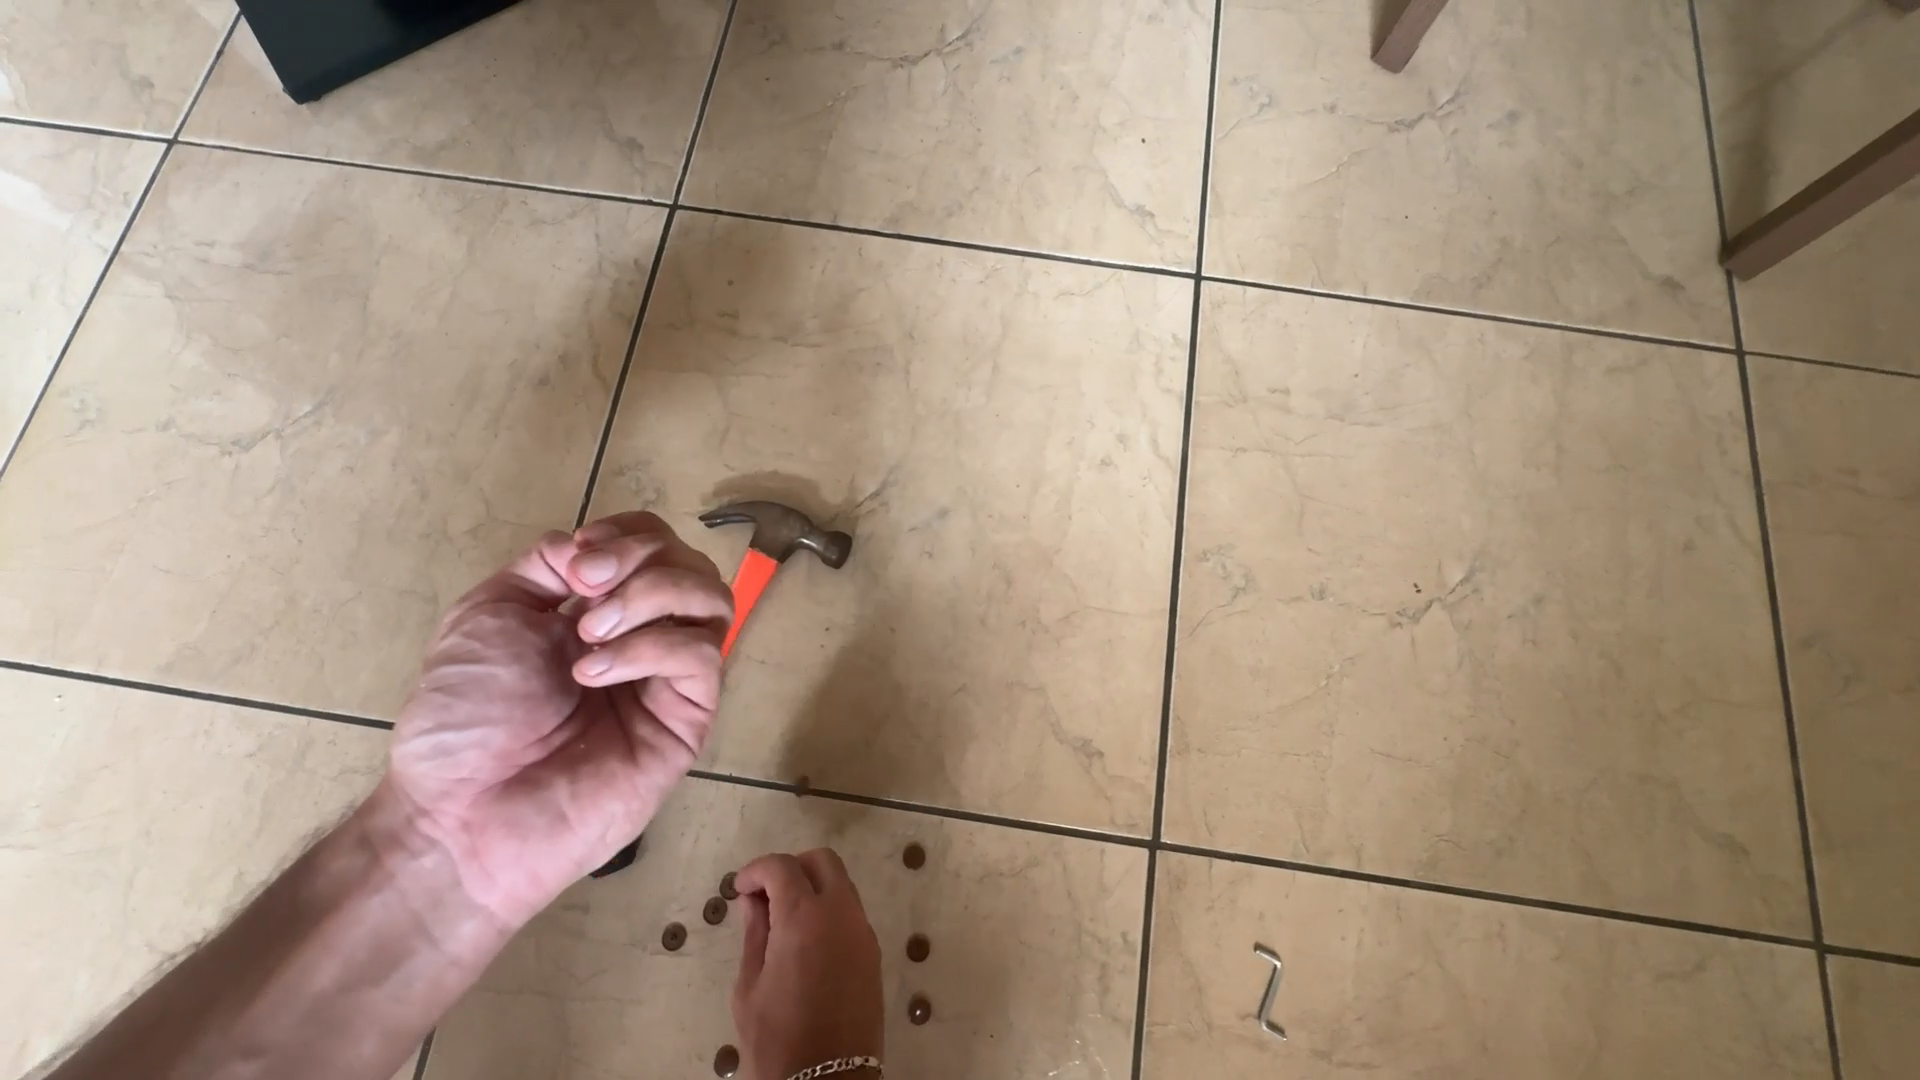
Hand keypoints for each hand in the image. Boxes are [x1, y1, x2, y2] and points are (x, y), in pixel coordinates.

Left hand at [381, 511, 731, 927]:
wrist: (463, 810)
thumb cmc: (468, 716)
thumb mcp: (491, 612)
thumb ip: (545, 565)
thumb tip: (592, 547)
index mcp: (602, 609)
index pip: (655, 546)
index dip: (629, 535)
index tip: (578, 563)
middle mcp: (646, 634)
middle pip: (691, 564)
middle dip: (640, 558)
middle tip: (586, 588)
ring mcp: (670, 677)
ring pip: (712, 602)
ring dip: (654, 594)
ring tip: (591, 632)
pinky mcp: (688, 717)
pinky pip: (700, 656)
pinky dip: (649, 647)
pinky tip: (594, 672)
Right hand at [732, 849, 885, 1079]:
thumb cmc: (777, 1040)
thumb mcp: (750, 987)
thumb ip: (755, 933)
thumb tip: (754, 901)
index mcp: (805, 917)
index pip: (783, 867)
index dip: (757, 870)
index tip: (740, 889)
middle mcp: (841, 913)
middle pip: (822, 861)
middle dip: (792, 867)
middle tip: (765, 895)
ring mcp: (863, 931)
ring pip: (841, 884)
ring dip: (813, 887)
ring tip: (783, 920)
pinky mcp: (873, 952)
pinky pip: (851, 912)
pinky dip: (829, 910)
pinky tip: (806, 940)